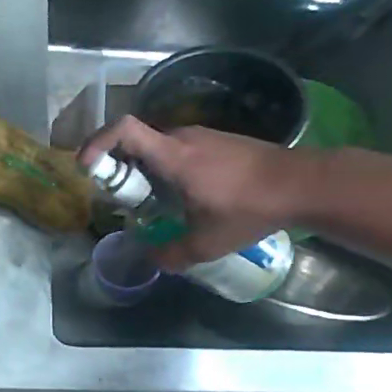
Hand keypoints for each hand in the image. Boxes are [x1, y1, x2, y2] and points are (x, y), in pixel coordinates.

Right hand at [79, 115, 312, 268]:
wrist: (305, 185)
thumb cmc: (250, 209)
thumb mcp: (206, 243)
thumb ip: (172, 255)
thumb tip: (152, 262)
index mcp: (173, 155)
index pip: (123, 130)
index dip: (97, 143)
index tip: (87, 168)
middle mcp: (184, 137)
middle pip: (135, 141)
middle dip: (119, 167)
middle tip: (120, 198)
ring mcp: (203, 136)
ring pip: (158, 147)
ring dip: (145, 170)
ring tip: (151, 202)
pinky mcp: (219, 141)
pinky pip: (179, 150)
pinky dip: (167, 169)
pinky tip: (183, 197)